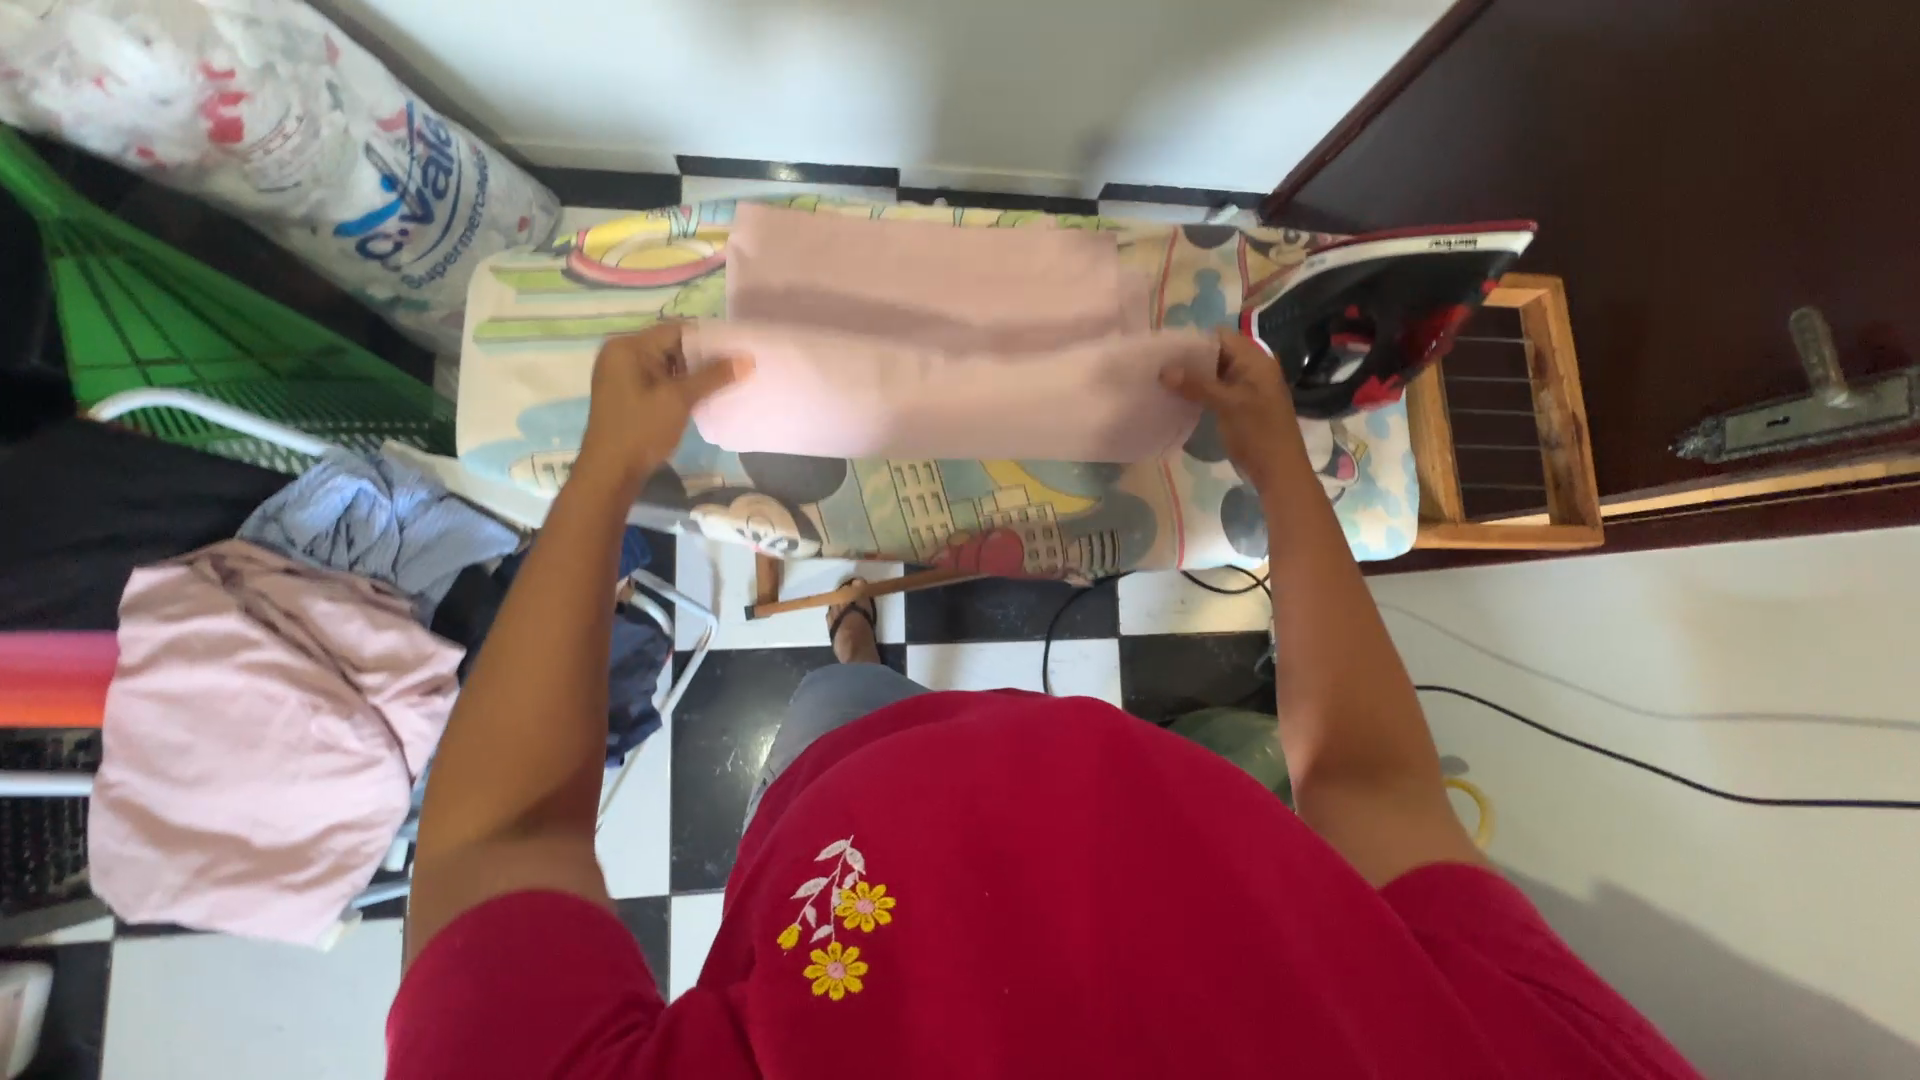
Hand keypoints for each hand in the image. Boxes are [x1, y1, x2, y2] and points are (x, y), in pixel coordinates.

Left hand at [578, 322, 751, 485]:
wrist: (611, 471)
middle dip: (701, 358)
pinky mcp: (626, 393)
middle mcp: (621, 354)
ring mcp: (621, 374)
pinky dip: (677, 385)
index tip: (736, 351)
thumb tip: (747, 359)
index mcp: (628, 346)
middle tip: (733, 368)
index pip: (676, 331)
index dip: (708, 340)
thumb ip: (713, 377)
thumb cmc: (642, 429)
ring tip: (723, 383)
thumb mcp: (679, 400)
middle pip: (670, 346)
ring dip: (691, 374)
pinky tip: (700, 397)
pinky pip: (657, 379)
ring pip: (665, 364)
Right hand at [1161, 329, 1303, 493]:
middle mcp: (1251, 369)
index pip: (1222, 337)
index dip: (1196, 340)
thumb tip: (1163, 370)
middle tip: (1160, 366)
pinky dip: (1198, 392)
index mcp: (1255, 361)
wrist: (1278, 470)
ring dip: (1191, 377)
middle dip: (1190, 359)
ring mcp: (1244, 389)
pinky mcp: (1237, 406)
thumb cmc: (1258, 432)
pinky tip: (1176, 397)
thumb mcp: (1228, 405)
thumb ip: (1196, 385)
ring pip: (1213, 374)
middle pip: (1216, 354)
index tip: (1168, 350)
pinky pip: (1214, 391)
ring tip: (1162, 380)